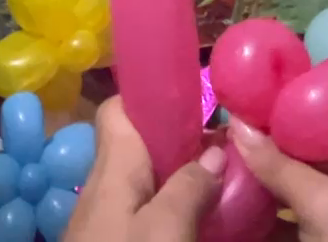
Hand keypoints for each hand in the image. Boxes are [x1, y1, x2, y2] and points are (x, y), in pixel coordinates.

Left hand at [64, 98, 225, 241]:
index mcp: (113, 165)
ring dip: (178, 181)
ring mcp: (104, 222)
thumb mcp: (166, 231)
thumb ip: (190, 187)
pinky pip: (141, 216)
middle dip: (179, 145)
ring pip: (143, 184)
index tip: (193, 101)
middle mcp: (104, 185)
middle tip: (223, 151)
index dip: (151, 98)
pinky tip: (198, 227)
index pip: (119, 109)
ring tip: (221, 186)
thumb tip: (213, 149)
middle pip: (138, 148)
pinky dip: (168, 213)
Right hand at [230, 119, 327, 241]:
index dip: (281, 126)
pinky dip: (278, 226)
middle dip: (270, 165)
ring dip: (268, 196)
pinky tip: (243, 218)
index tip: (240, 120)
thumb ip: (278, 166)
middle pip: (313, 164)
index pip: (325, 131)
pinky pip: (307, 228)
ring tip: (226, 178)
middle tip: (225, 149)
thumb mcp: (322, 207)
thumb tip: (235, 122)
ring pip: (306, 198)